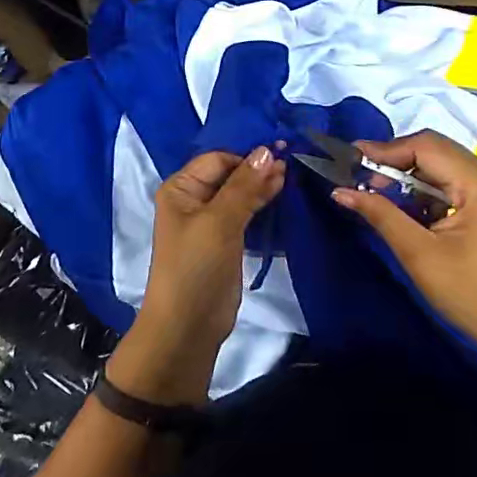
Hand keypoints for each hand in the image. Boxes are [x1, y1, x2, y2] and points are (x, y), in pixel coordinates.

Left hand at [106, 147, 284, 404]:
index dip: (247, 156)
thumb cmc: (197, 266)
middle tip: (295, 164)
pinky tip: (283, 199)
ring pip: (239, 194)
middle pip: (229, 175)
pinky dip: (261, 206)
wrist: (188, 326)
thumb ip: (244, 185)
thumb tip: (267, 150)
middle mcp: (192, 199)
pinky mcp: (224, 241)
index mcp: (181, 188)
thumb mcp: (220, 221)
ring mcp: (209, 221)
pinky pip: (244, 214)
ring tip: (293, 178)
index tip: (283, 153)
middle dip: (258, 170)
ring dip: (262, 187)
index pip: (218, 159)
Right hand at [334, 131, 476, 364]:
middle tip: (363, 177)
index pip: (427, 147)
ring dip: (411, 174)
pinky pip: (456, 182)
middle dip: (397, 160)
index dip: (386, 149)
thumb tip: (340, 190)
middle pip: (437, 151)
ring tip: (380, 192)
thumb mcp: (420, 255)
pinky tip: (411, 208)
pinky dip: (429, 188)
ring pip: (445, 165)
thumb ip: (381, 215)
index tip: (352, 158)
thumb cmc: (475, 297)